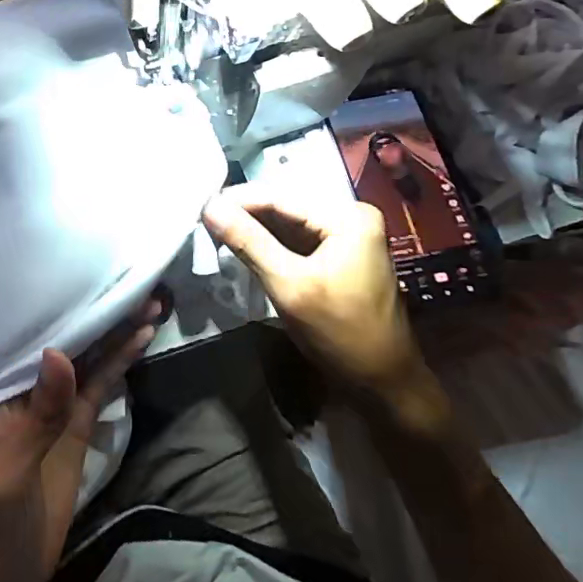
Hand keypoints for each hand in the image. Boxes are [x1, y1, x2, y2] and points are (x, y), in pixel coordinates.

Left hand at [0, 298, 158, 563]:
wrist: (13, 566)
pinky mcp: (77, 422)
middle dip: (102, 315)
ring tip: (149, 304)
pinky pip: (102, 384)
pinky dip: (121, 362)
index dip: (69, 309)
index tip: (100, 283)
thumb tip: (60, 354)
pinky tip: (141, 340)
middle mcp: (31, 386)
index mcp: (4, 387)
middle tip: (140, 286)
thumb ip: (40, 412)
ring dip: (117, 334)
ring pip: (90, 359)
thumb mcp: (13, 464)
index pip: (38, 337)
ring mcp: (58, 404)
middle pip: (70, 343)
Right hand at [202, 184, 427, 398]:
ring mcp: (349, 237)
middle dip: (245, 216)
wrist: (383, 383)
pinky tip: (243, 248)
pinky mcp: (342, 256)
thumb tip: (209, 206)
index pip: (281, 198)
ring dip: (255, 231)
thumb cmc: (339, 333)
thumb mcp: (289, 285)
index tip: (199, 206)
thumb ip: (248, 242)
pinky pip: (298, 241)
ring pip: (289, 225)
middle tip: (203, 221)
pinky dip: (272, 246)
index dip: (237, 201)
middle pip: (286, 208)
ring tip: (215, 232)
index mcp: (348, 216)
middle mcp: (352, 217)